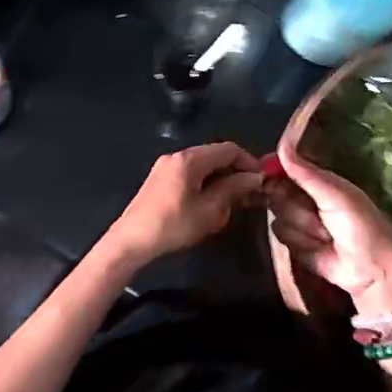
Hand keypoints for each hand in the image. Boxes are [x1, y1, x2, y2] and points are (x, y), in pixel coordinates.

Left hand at [105, 142, 265, 262]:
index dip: (249, 162)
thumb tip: (254, 177)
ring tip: (231, 202)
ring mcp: (165, 166)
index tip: (261, 180)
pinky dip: (205, 183)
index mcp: (189, 159)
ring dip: (220, 179)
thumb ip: (233, 189)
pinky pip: (190, 174)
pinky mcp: (159, 179)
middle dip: (235, 172)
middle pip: (215, 155)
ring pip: (203, 165)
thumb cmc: (172, 226)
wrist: (131, 241)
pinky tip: (209, 204)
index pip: (228, 149)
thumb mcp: (209, 211)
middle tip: (249, 193)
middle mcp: (176, 156)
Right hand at [268, 141, 391, 311]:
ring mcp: (298, 221)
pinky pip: (280, 236)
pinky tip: (318, 248)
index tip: (264, 171)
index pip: (284, 168)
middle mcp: (304, 197)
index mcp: (317, 180)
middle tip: (318, 215)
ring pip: (277, 216)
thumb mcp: (335, 194)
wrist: (370, 269)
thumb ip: (306, 172)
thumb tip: (281, 144)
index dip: (273, 170)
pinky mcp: (294, 244)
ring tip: (325, 236)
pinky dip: (300, 242)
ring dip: (302, 228)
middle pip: (276, 193)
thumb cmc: (360, 225)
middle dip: (294, 206)